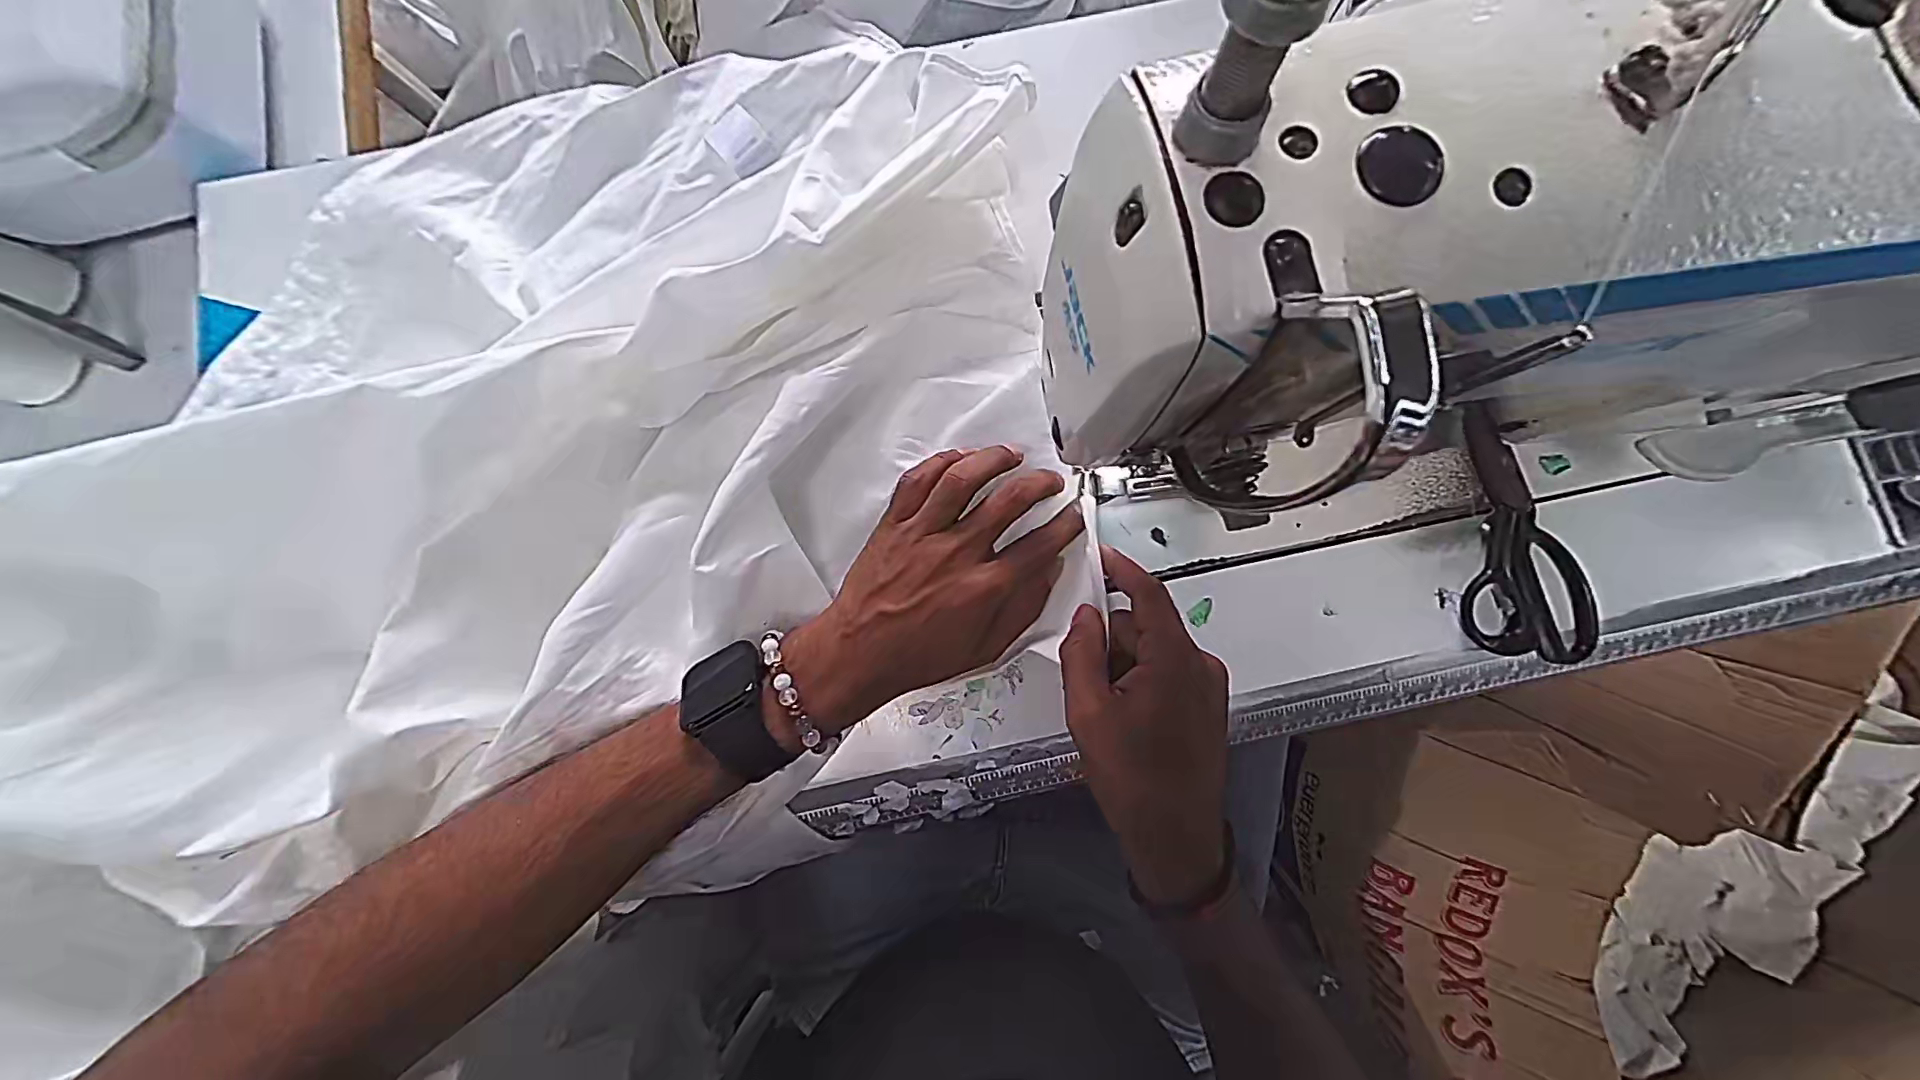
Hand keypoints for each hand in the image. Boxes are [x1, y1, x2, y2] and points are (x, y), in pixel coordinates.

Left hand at [777, 447, 1083, 741]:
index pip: (1038, 545)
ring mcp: (922, 535)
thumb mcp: (985, 648)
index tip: (1070, 517)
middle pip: (1010, 500)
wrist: (860, 653)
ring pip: (963, 479)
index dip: (1064, 525)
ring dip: (993, 460)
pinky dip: (940, 463)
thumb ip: (1023, 609)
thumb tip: (1047, 575)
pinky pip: (917, 481)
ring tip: (1010, 455)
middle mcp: (955, 555)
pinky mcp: (894, 526)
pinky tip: (958, 459)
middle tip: (1049, 481)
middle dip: (1040, 484)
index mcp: (983, 588)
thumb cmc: (916, 654)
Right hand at [1061, 545, 1229, 904]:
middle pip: (1146, 626)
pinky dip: (1139, 678)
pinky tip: (1121, 713)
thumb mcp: (1089, 712)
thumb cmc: (1133, 779)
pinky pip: (1166, 671)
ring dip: (1123, 663)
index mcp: (1175, 661)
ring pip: (1154, 650)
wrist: (1175, 838)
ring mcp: (1208, 687)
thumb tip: (1083, 618)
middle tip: (1082, 673)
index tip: (1100, 554)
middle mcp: (1200, 666)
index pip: (1149, 595)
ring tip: (1103, 707)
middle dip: (1110, 637)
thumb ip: (1081, 654)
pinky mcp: (1207, 704)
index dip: (1122, 569)